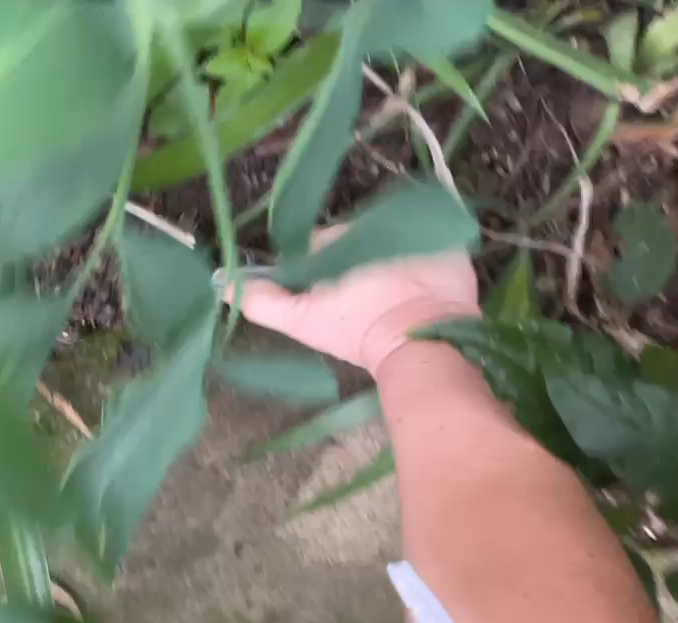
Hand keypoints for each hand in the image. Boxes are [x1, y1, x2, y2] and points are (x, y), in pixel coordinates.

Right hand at [224, 237, 479, 374]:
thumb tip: (224, 286)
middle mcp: (378, 226)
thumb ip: (261, 302)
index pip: (316, 246)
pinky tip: (413, 289)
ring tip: (383, 295)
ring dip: (381, 260)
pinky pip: (428, 246)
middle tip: (350, 299)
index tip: (316, 295)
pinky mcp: (453, 245)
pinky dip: (419, 261)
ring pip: (387, 243)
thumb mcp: (299, 321)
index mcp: (339, 240)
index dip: (311, 270)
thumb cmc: (355, 331)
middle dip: (347, 263)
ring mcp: (419, 232)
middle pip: (353, 242)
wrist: (420, 341)